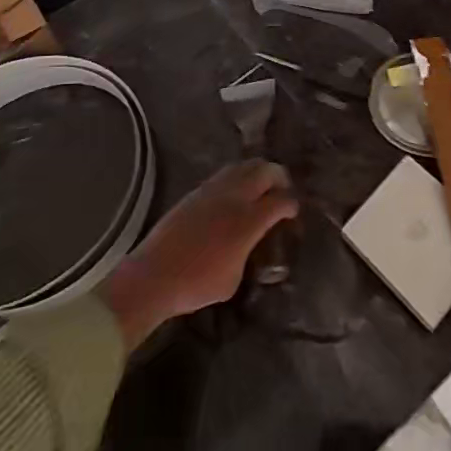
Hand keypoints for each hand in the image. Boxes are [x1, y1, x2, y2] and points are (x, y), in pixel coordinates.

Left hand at [101, 160, 298, 347]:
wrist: (155, 274)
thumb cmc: (197, 284)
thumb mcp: (234, 278)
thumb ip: (247, 253)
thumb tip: (249, 244)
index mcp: (247, 220)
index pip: (280, 200)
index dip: (293, 203)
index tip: (295, 211)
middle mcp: (232, 197)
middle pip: (264, 170)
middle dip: (279, 177)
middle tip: (284, 190)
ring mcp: (212, 190)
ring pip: (242, 166)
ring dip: (257, 172)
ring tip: (262, 187)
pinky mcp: (195, 191)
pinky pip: (224, 174)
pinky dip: (237, 177)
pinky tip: (236, 192)